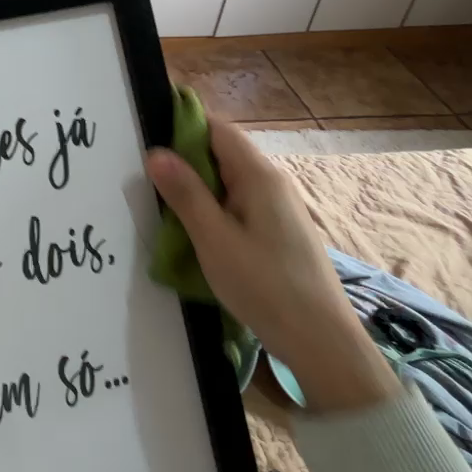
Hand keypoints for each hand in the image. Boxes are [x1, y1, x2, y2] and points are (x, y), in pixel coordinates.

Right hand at [146, 120, 395, 412]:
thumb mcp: (214, 239)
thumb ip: (185, 193)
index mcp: (259, 176)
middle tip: (148, 180)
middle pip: (223, 153)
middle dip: (185, 161)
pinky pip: (240, 205)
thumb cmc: (266, 287)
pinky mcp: (281, 233)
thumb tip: (156, 152)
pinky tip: (197, 233)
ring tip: (165, 207)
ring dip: (198, 189)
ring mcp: (280, 209)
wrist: (323, 345)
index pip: (217, 129)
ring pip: (229, 182)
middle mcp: (274, 184)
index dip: (182, 126)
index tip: (147, 140)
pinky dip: (215, 209)